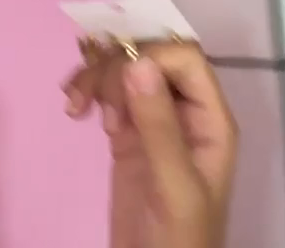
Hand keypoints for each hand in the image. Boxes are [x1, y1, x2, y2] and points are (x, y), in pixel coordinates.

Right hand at [65, 41, 238, 247]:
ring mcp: (153, 119)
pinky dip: (87, 90)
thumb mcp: (174, 187)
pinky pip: (107, 92)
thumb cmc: (178, 241)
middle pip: (149, 55)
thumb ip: (159, 125)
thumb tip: (138, 61)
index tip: (119, 83)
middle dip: (115, 67)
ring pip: (124, 68)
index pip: (184, 57)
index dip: (150, 56)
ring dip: (95, 76)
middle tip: (94, 101)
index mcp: (210, 119)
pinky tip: (75, 108)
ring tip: (76, 104)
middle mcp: (183, 111)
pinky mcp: (126, 132)